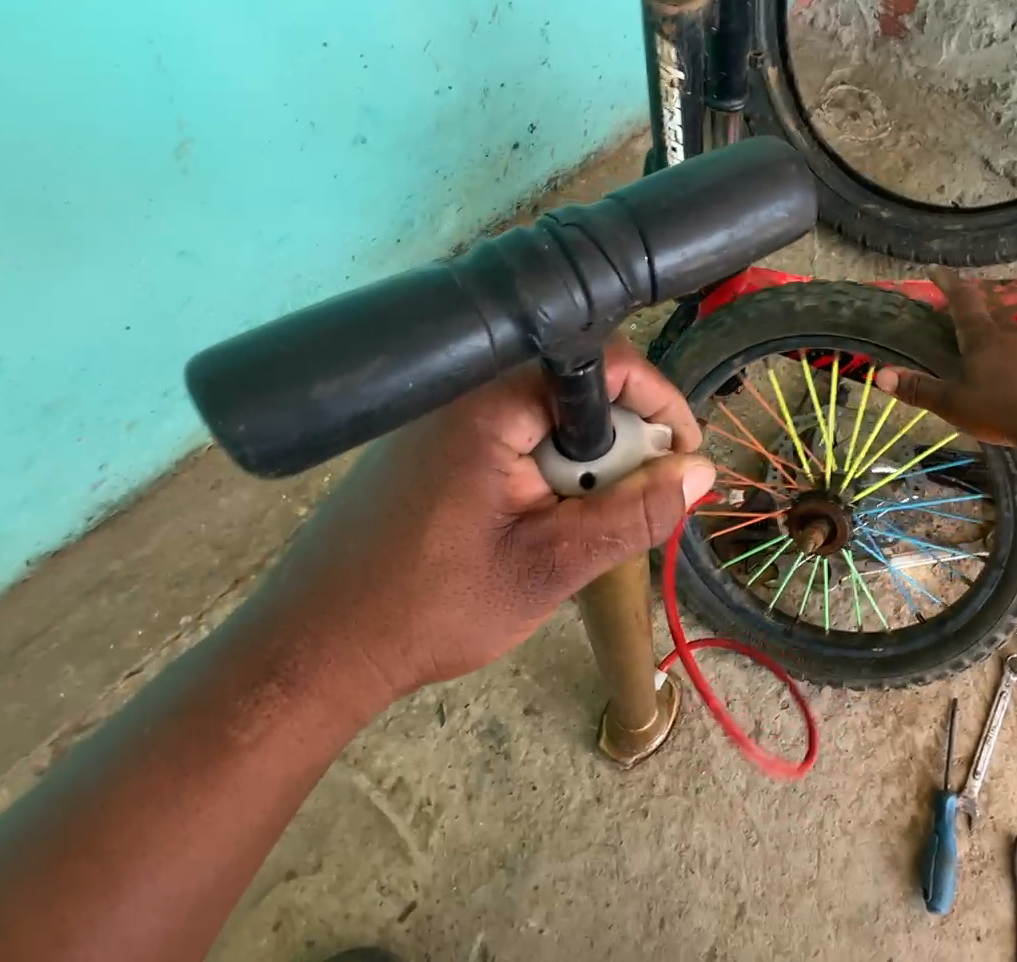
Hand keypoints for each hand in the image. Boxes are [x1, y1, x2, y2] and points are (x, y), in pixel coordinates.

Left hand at [250, 338, 714, 709]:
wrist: (314, 651)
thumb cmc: (432, 609)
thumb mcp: (551, 566)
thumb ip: (632, 515)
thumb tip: (701, 473)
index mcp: (490, 403)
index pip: (605, 364)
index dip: (658, 407)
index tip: (684, 461)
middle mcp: (465, 393)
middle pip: (579, 393)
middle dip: (622, 449)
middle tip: (631, 511)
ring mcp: (443, 419)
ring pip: (551, 421)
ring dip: (585, 469)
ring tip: (579, 531)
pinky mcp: (432, 448)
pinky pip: (516, 439)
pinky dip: (547, 475)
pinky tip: (538, 526)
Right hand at [875, 268, 1016, 446]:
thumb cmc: (1002, 410)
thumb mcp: (953, 403)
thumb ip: (918, 389)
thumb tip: (880, 376)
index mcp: (982, 337)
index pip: (962, 299)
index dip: (947, 282)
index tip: (935, 269)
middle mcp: (1009, 334)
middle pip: (988, 311)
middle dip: (970, 306)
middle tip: (955, 310)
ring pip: (1008, 330)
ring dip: (992, 329)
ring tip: (981, 341)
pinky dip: (1011, 352)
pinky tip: (1010, 371)